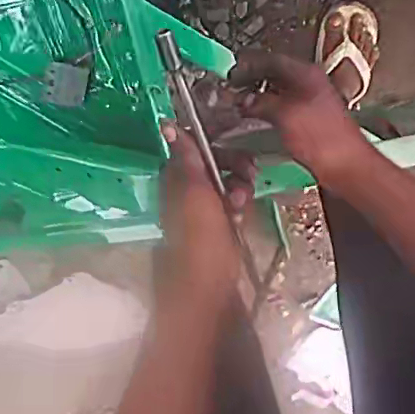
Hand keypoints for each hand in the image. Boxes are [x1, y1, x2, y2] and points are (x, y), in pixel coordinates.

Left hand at [157, 122, 253, 315]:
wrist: (207, 290)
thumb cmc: (201, 239)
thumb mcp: (195, 191)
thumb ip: (186, 157)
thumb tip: (166, 123)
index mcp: (174, 179)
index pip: (192, 145)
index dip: (213, 139)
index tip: (236, 138)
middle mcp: (184, 191)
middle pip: (212, 163)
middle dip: (232, 165)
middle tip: (248, 173)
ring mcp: (198, 211)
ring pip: (224, 184)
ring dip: (237, 188)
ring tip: (240, 203)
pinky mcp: (214, 228)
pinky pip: (229, 206)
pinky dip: (236, 208)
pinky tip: (239, 219)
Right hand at [230, 51, 374, 183]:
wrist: (347, 166)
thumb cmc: (326, 139)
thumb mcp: (286, 115)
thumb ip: (261, 103)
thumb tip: (244, 100)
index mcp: (307, 75)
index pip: (272, 59)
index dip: (249, 65)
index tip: (232, 75)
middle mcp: (311, 84)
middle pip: (275, 73)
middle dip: (252, 80)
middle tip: (233, 88)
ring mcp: (312, 102)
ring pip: (279, 91)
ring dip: (259, 95)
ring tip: (241, 103)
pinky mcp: (311, 120)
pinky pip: (284, 107)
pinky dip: (268, 109)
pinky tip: (259, 118)